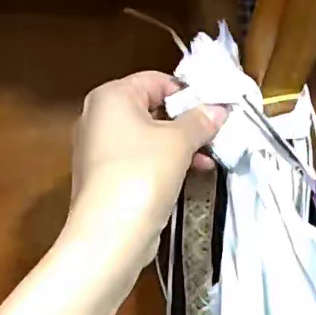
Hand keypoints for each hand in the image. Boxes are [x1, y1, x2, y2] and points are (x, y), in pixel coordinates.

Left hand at [66, 71, 226, 259]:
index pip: (156, 80)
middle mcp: (98, 117)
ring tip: (209, 156)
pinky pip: (139, 160)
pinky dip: (164, 162)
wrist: (110, 233)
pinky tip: (192, 172)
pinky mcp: (104, 178)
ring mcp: (98, 149)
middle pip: (151, 108)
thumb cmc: (142, 173)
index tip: (215, 108)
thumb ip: (200, 121)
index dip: (188, 92)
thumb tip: (217, 110)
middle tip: (216, 133)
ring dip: (179, 144)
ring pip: (147, 137)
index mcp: (110, 97)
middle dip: (186, 121)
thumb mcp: (179, 141)